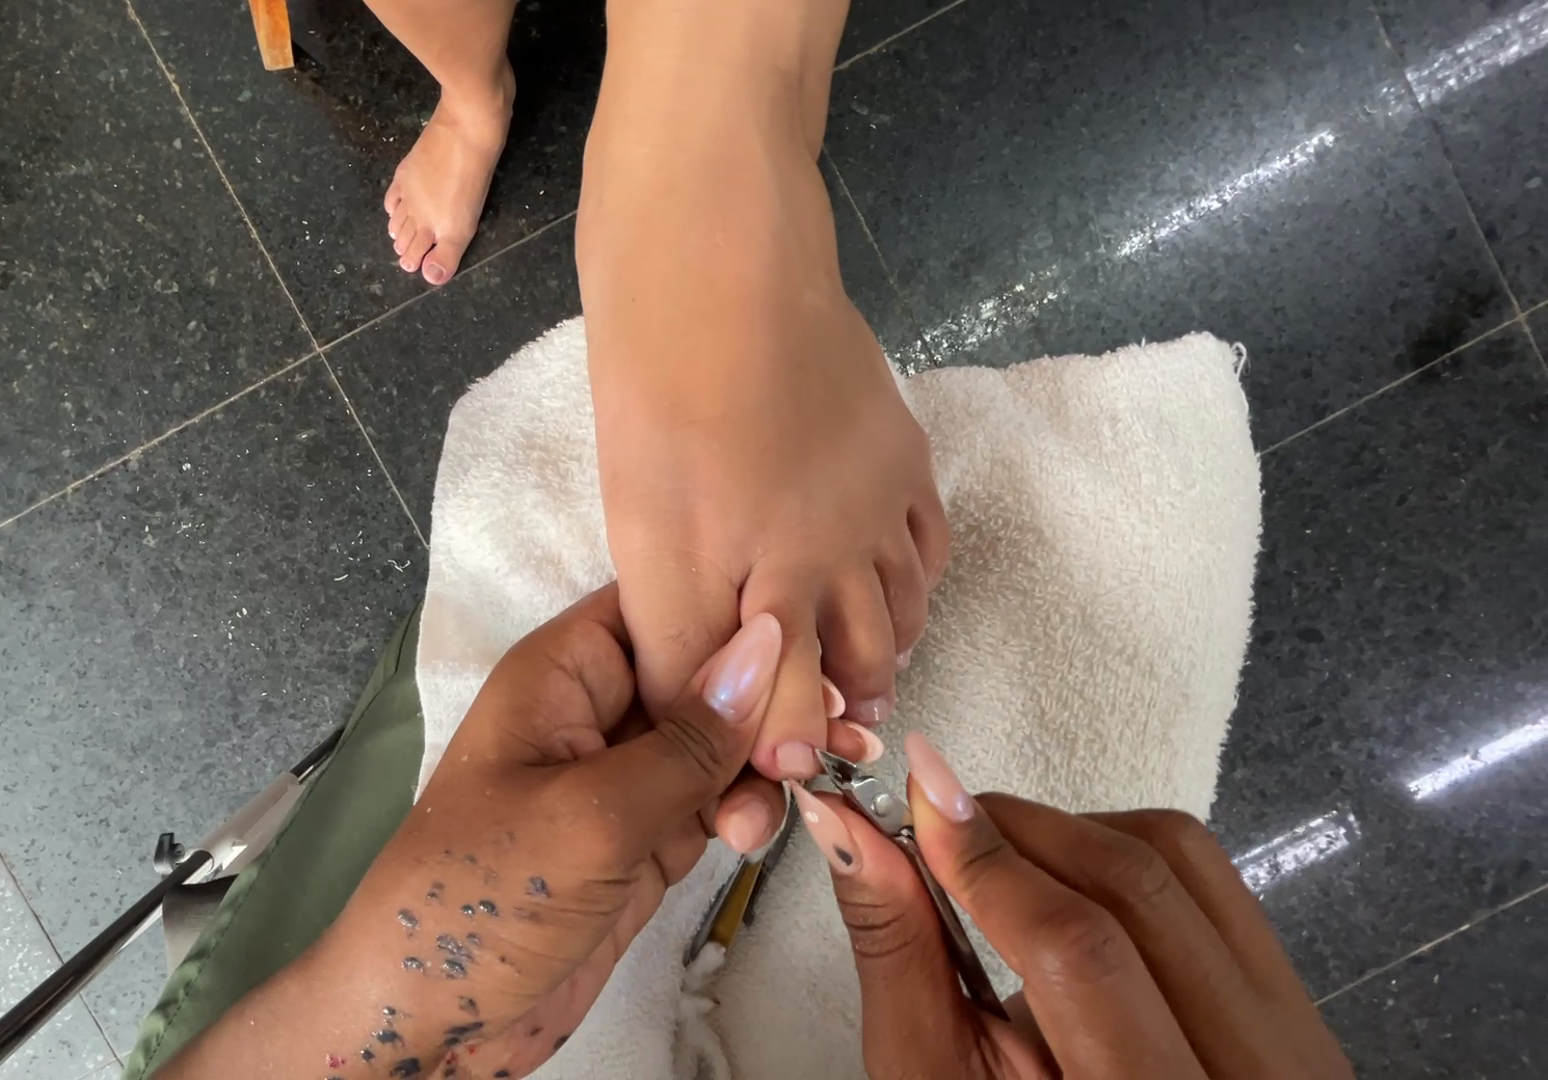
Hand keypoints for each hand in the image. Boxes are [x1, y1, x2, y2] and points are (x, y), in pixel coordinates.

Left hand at [285, 586, 830, 1079]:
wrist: (438, 1022)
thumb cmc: (488, 892)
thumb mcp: (593, 812)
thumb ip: (686, 737)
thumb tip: (767, 641)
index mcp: (565, 671)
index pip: (659, 606)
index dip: (731, 617)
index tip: (810, 644)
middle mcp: (597, 708)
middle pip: (696, 674)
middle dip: (761, 700)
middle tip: (835, 729)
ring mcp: (624, 772)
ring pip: (713, 740)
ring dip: (757, 763)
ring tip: (790, 791)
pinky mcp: (645, 830)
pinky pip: (710, 796)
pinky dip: (742, 807)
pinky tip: (760, 830)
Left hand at [580, 69, 949, 808]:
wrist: (714, 259)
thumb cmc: (654, 399)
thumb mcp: (642, 533)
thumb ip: (679, 636)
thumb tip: (704, 716)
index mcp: (769, 584)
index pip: (783, 711)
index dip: (772, 761)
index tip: (760, 794)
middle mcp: (844, 555)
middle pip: (857, 672)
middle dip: (833, 720)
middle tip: (816, 748)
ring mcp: (884, 498)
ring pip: (900, 617)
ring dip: (876, 661)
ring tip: (853, 689)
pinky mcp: (904, 448)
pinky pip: (928, 549)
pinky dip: (911, 592)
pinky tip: (893, 597)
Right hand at [794, 734, 1352, 1079]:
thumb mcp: (925, 1069)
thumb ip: (894, 944)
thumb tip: (846, 820)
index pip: (1078, 950)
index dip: (984, 855)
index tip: (915, 786)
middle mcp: (1262, 1075)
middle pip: (1136, 882)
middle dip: (1014, 828)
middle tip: (936, 827)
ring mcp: (1298, 1040)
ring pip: (1180, 859)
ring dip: (1066, 831)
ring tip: (998, 866)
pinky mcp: (1294, 1001)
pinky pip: (1207, 877)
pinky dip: (1115, 847)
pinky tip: (1062, 888)